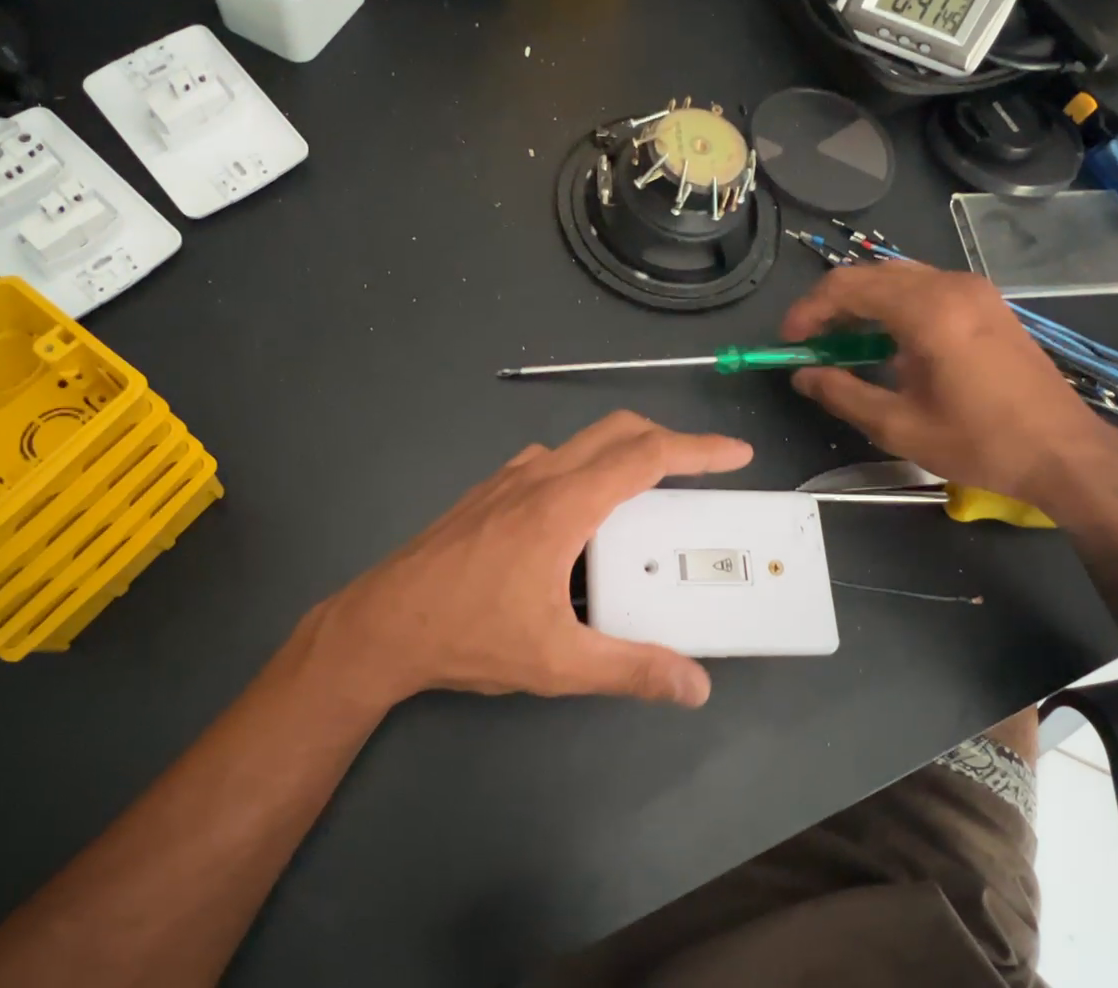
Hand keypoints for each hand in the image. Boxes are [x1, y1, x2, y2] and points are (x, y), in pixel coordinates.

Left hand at [294, 412, 752, 710]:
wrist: (380, 626)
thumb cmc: (468, 636)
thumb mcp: (557, 662)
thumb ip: (631, 669)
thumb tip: (695, 686)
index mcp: (562, 506)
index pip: (645, 456)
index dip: (698, 449)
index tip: (737, 454)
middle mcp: (535, 478)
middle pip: (615, 432)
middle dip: (667, 440)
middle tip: (700, 471)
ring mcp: (503, 481)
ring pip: (578, 444)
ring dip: (621, 454)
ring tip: (644, 496)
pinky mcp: (483, 495)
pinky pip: (548, 463)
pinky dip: (582, 470)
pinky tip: (577, 520)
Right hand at [781, 261, 1117, 510]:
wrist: (1064, 452)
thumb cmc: (979, 442)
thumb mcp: (898, 425)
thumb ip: (841, 394)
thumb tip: (802, 376)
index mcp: (928, 311)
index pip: (847, 287)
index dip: (808, 310)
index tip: (788, 341)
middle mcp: (951, 286)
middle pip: (871, 274)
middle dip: (831, 304)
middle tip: (809, 343)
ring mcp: (975, 291)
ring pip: (899, 278)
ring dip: (862, 304)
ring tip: (840, 344)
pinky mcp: (989, 305)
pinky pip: (926, 288)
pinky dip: (893, 307)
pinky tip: (885, 343)